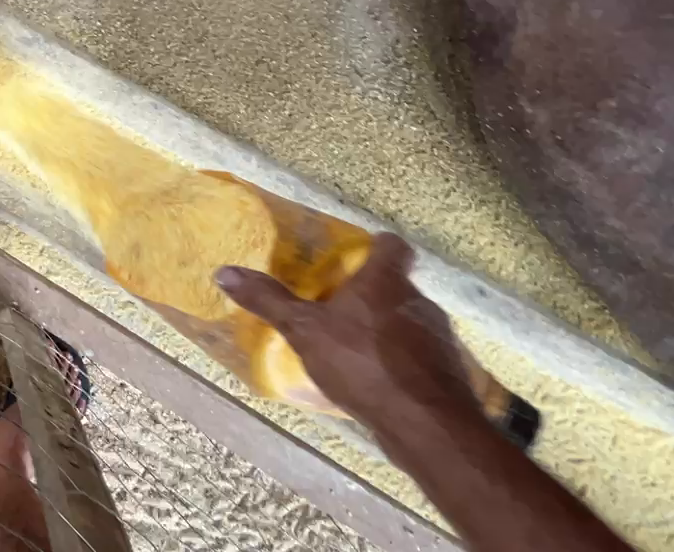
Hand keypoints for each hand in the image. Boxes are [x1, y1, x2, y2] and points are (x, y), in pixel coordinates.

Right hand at [215, 233, 479, 435]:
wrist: (428, 427)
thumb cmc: (363, 362)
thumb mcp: (302, 329)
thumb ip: (267, 300)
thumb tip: (224, 272)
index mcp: (385, 281)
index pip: (392, 246)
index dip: (375, 245)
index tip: (354, 253)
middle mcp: (419, 302)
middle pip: (396, 284)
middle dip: (369, 292)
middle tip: (336, 302)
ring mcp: (440, 340)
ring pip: (408, 320)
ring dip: (384, 326)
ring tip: (351, 342)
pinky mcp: (448, 375)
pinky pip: (418, 354)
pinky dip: (398, 358)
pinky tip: (373, 376)